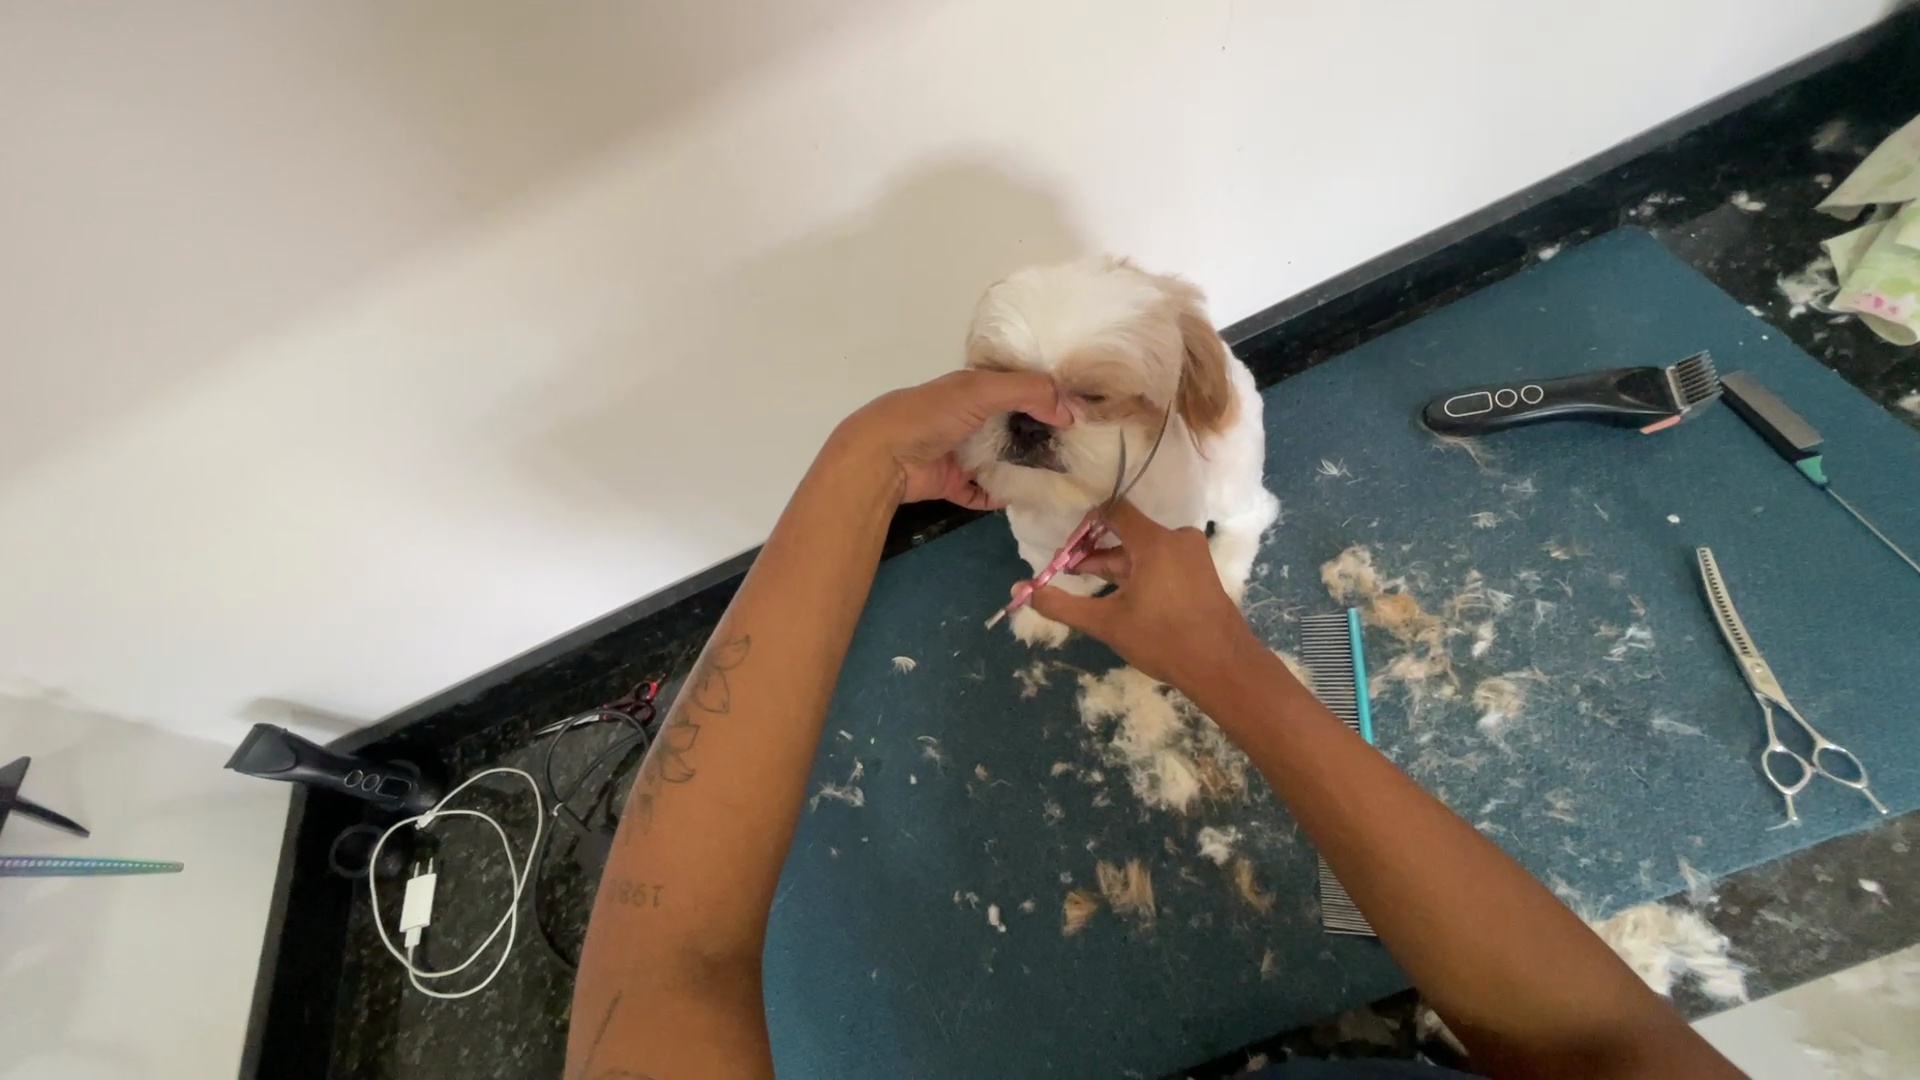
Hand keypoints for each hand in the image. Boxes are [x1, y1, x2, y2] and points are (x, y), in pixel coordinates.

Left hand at [831, 370, 1071, 507]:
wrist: (883, 456)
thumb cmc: (931, 414)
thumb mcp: (982, 390)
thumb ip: (1028, 391)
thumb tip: (1069, 411)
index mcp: (974, 389)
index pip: (1019, 389)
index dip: (1048, 398)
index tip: (1081, 413)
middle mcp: (970, 419)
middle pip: (1014, 427)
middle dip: (1041, 437)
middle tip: (1078, 450)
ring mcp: (961, 452)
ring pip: (1002, 461)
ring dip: (1026, 468)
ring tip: (1061, 476)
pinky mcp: (953, 483)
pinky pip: (984, 492)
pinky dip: (1001, 495)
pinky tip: (1027, 498)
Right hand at [1028, 500, 1260, 685]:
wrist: (1224, 668)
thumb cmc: (1163, 641)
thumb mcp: (1106, 623)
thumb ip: (1060, 605)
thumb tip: (1019, 590)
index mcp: (1155, 541)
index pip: (1113, 510)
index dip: (1085, 525)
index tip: (1066, 551)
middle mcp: (1176, 539)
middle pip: (1126, 533)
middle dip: (1095, 553)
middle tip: (1068, 574)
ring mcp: (1192, 555)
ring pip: (1143, 551)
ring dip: (1115, 567)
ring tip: (1089, 589)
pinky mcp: (1200, 572)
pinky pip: (1161, 562)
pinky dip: (1138, 574)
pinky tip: (1123, 598)